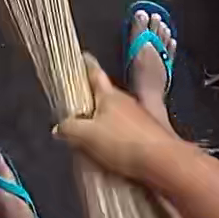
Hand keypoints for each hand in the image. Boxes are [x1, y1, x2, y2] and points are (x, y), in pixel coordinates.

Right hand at [55, 52, 188, 184]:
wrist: (160, 160)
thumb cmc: (122, 142)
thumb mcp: (86, 136)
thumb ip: (69, 128)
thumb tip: (59, 127)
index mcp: (109, 95)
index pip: (95, 74)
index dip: (86, 65)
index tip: (81, 57)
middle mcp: (125, 100)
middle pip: (104, 95)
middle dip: (91, 100)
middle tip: (75, 109)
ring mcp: (138, 114)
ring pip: (115, 112)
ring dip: (103, 120)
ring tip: (89, 135)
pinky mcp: (146, 131)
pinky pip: (125, 128)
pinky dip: (115, 134)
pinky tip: (109, 149)